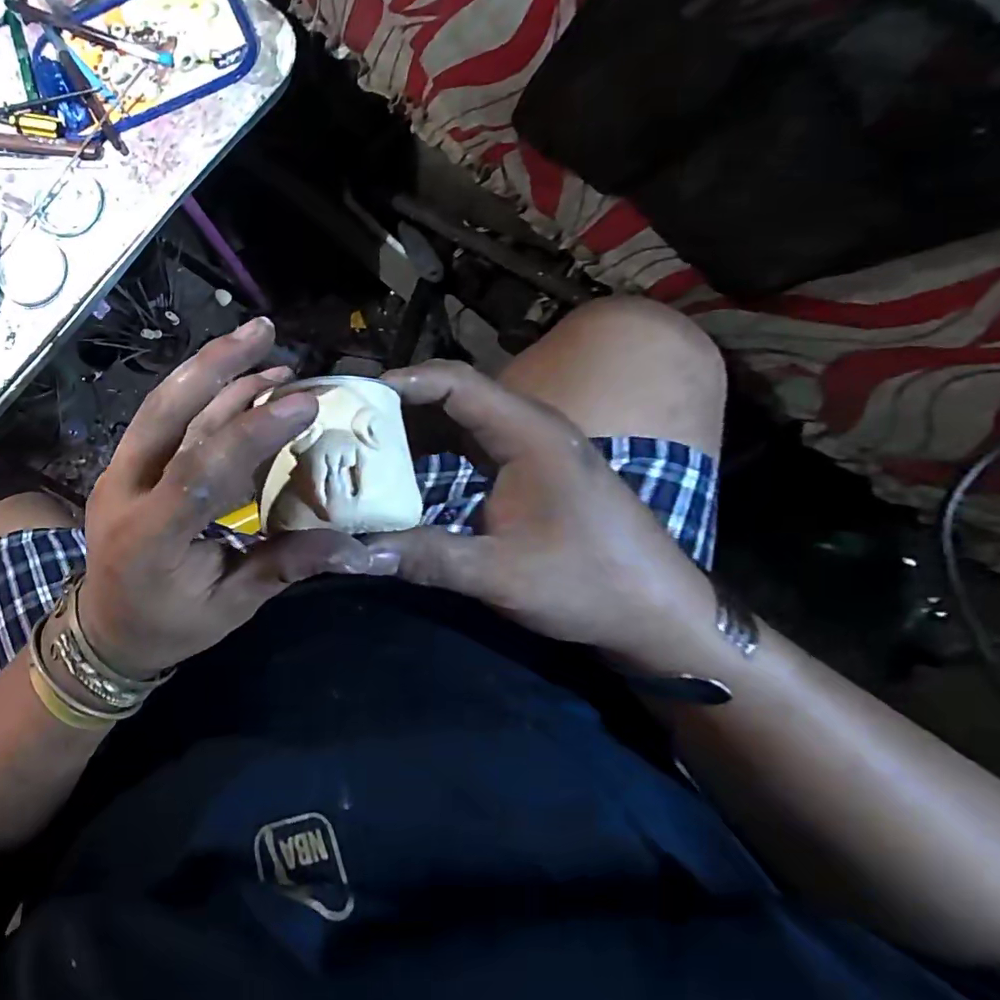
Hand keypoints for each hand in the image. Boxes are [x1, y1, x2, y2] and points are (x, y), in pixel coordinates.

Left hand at [77, 318, 387, 675]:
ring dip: (207, 372)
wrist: (102, 628)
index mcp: (147, 538)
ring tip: (258, 345)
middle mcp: (122, 494)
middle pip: (163, 415)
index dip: (251, 432)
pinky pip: (156, 422)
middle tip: (265, 333)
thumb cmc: (165, 626)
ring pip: (157, 409)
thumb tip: (351, 542)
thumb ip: (279, 567)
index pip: (198, 472)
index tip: (304, 401)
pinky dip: (194, 395)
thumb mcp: (226, 609)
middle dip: (215, 367)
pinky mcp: (119, 468)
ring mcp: (114, 476)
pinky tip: (230, 380)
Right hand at [366, 361, 720, 670]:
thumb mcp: (499, 575)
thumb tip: (347, 552)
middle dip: (392, 405)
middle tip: (339, 424)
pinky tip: (395, 473)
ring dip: (407, 427)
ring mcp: (530, 448)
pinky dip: (426, 450)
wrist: (661, 615)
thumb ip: (423, 557)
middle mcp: (530, 429)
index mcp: (530, 436)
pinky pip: (465, 444)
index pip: (457, 384)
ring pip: (456, 419)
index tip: (349, 400)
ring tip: (354, 444)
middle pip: (450, 395)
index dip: (400, 383)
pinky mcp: (527, 471)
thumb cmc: (590, 586)